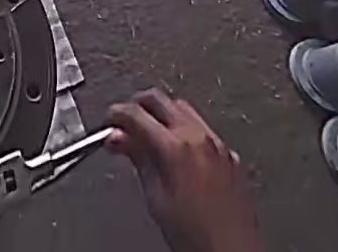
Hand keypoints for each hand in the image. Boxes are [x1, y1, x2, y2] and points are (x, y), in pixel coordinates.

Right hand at [108, 89, 262, 251]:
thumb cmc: (197, 238)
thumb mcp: (156, 198)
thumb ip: (137, 158)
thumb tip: (118, 137)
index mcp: (175, 147)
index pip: (136, 113)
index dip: (117, 114)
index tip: (109, 121)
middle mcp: (197, 137)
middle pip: (159, 99)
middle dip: (137, 105)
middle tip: (125, 122)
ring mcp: (216, 143)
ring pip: (182, 108)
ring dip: (162, 113)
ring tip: (149, 133)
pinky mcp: (228, 153)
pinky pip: (202, 127)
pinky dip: (185, 128)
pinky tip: (179, 149)